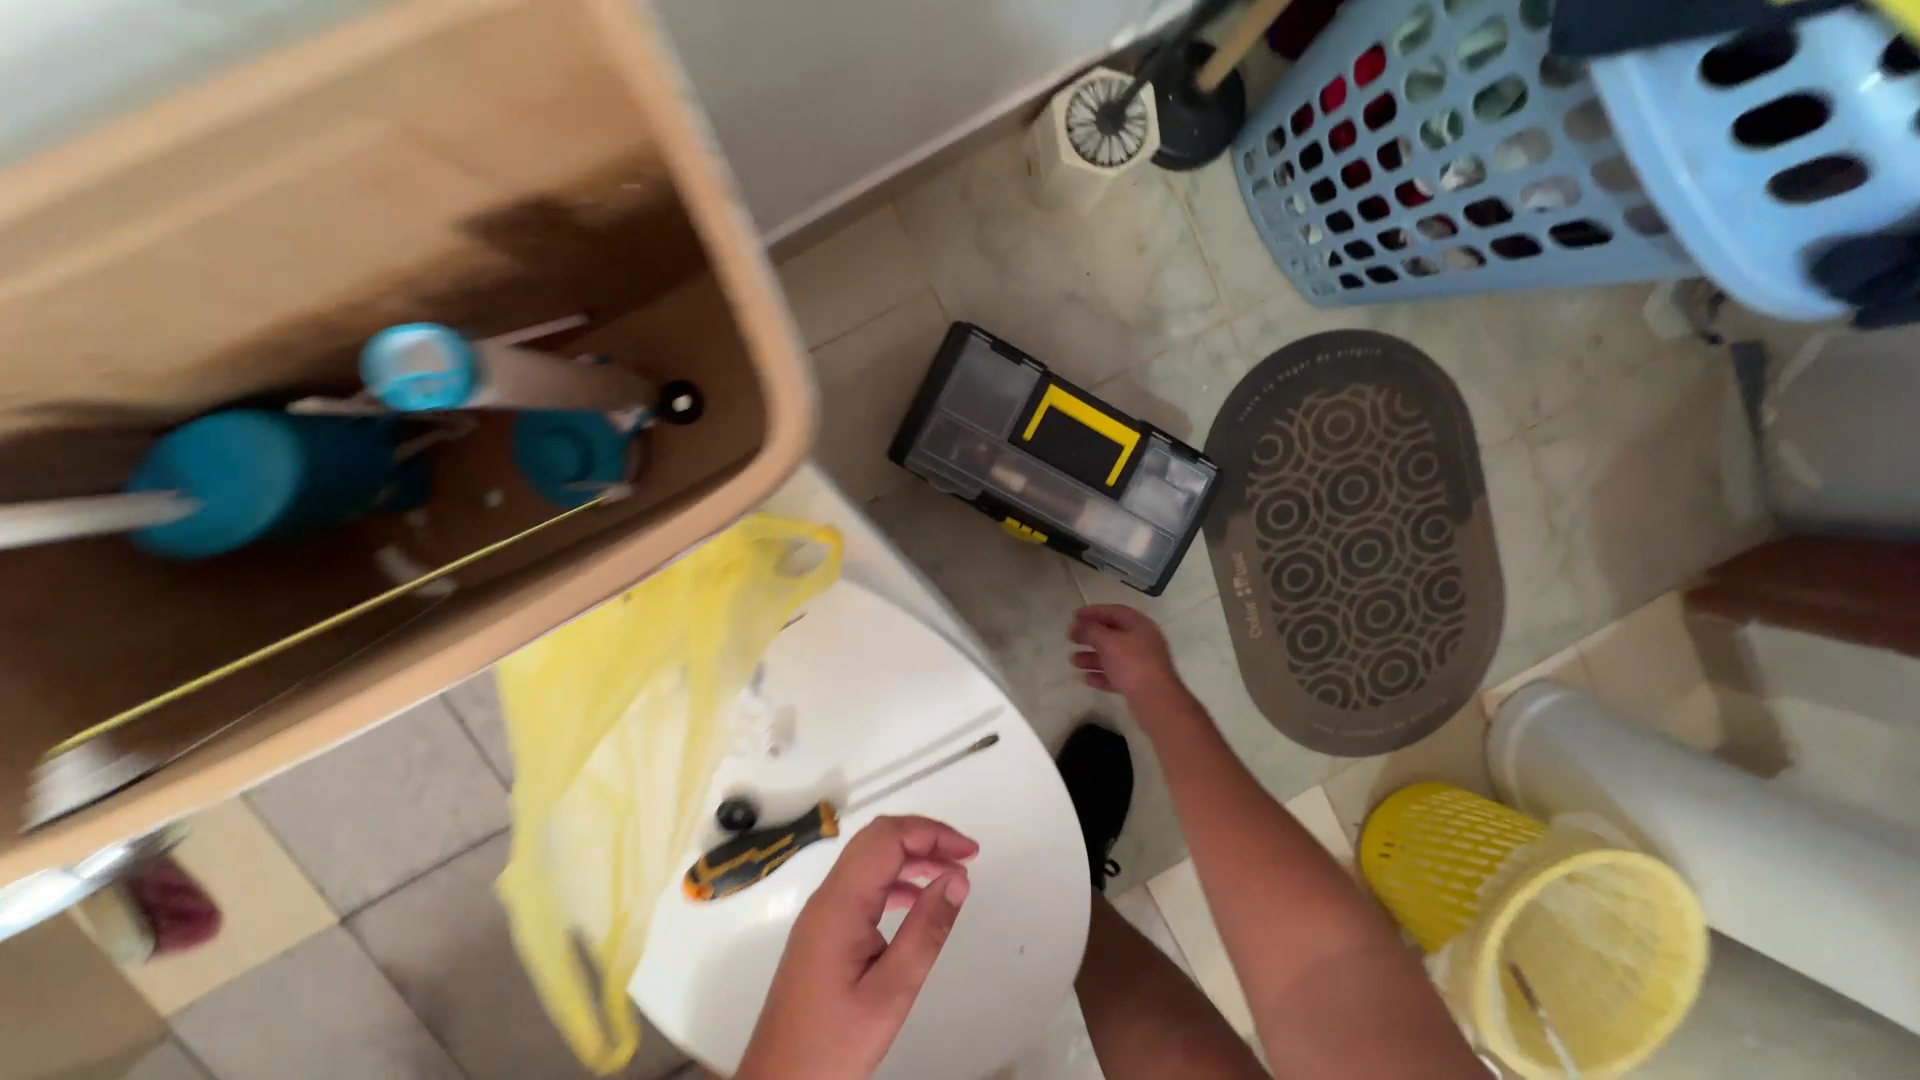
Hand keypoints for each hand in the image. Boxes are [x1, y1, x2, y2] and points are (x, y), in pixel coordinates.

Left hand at [736, 816, 977, 1079]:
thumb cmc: (834, 1042)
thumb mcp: (892, 990)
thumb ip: (926, 930)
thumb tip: (957, 877)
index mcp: (841, 904)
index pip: (887, 839)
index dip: (932, 833)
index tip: (971, 853)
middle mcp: (827, 898)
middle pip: (876, 840)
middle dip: (924, 837)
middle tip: (964, 857)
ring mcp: (822, 914)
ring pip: (868, 860)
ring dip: (910, 856)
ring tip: (950, 875)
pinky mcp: (823, 931)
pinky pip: (861, 886)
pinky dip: (894, 880)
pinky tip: (917, 901)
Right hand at [1069, 604, 1182, 702]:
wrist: (1155, 700)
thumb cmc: (1132, 664)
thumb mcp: (1108, 642)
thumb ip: (1090, 631)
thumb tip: (1075, 625)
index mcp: (1139, 626)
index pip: (1114, 611)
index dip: (1094, 611)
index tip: (1074, 616)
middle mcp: (1143, 641)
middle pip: (1113, 634)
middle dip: (1090, 636)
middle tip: (1071, 638)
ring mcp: (1142, 663)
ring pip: (1113, 656)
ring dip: (1092, 657)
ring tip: (1073, 661)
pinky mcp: (1138, 683)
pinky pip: (1116, 674)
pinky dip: (1101, 675)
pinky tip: (1087, 679)